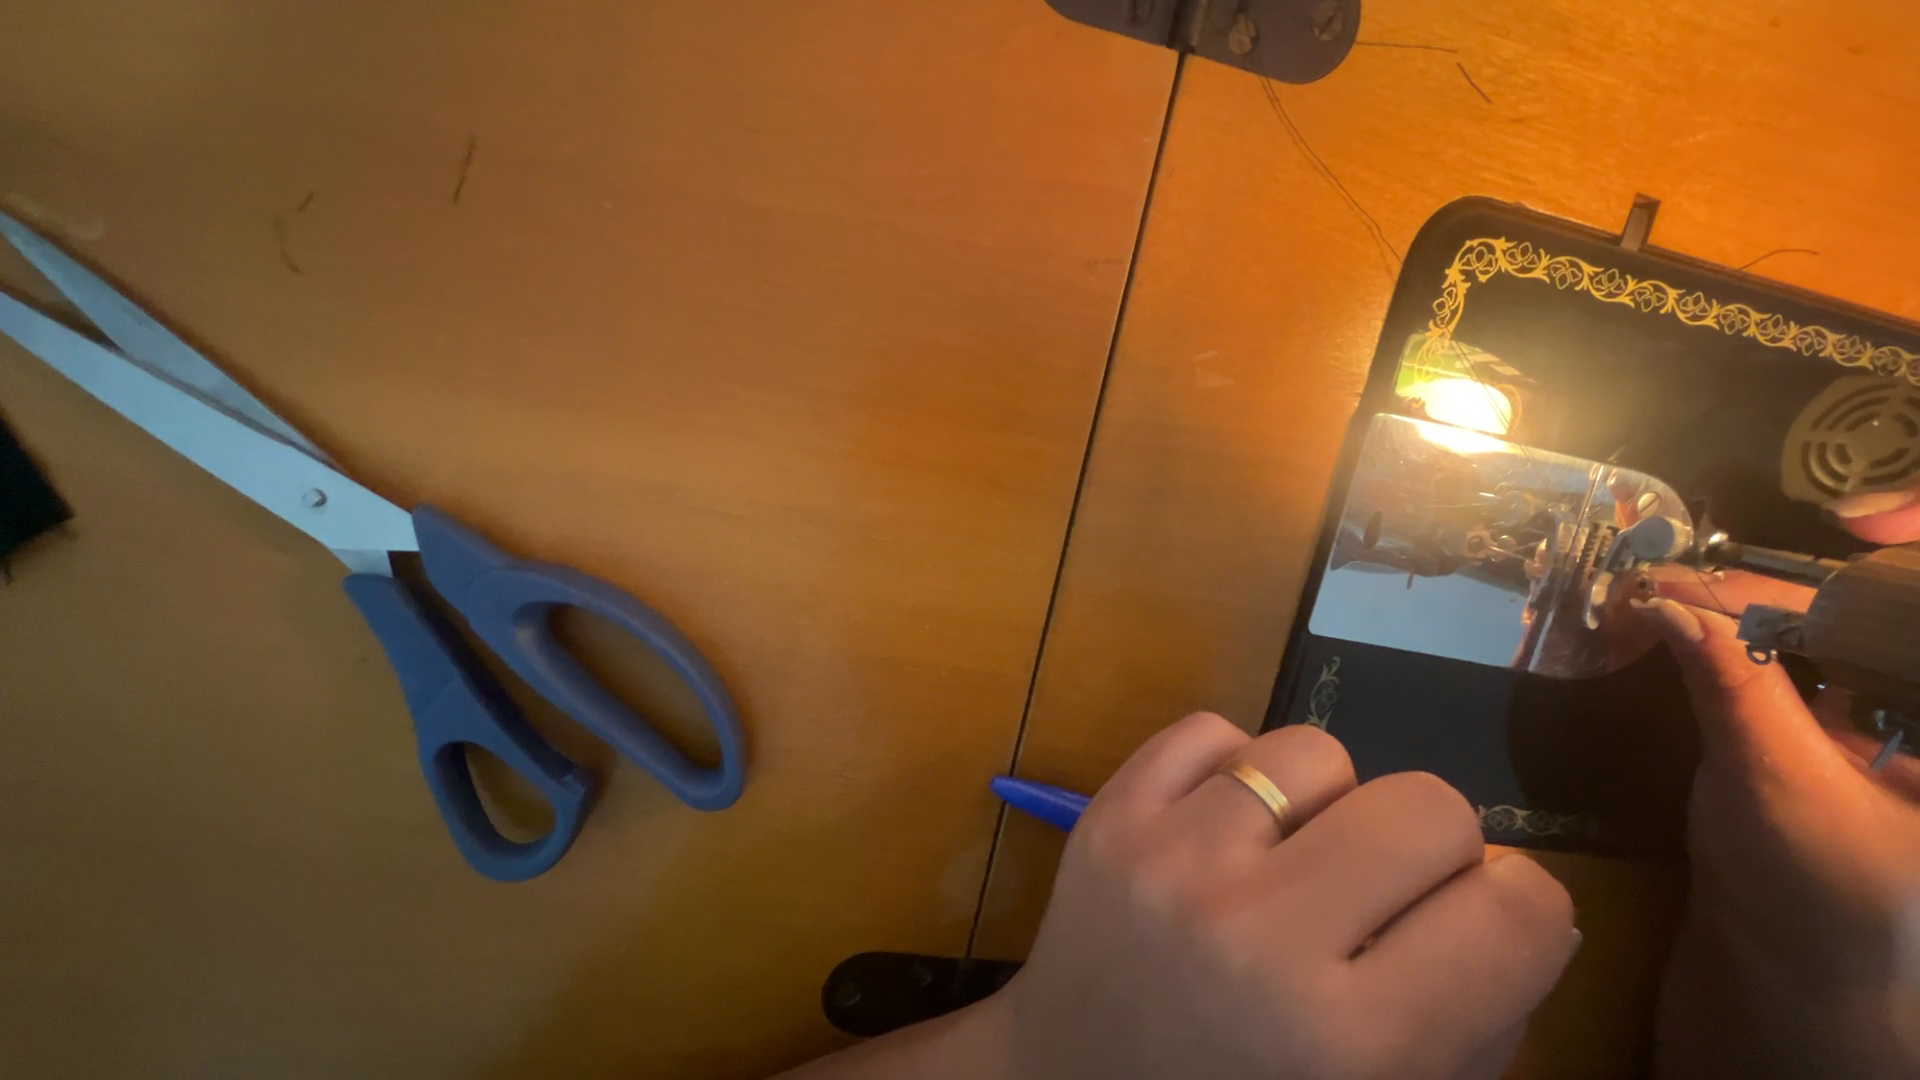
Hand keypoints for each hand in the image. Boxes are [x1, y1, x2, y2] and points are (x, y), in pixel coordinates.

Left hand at [1000, 713, 1575, 1079]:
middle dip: (1427, 844)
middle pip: (1427, 803)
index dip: (1515, 907)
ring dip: (1321, 801)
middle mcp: (1258, 932)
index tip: (1474, 919)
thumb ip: (1477, 1013)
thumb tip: (1518, 890)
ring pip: (1315, 750)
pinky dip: (1231, 766)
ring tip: (1285, 858)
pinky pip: (1210, 729)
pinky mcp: (1107, 813)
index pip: (1520, 907)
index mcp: (1354, 1042)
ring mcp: (1171, 858)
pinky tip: (1218, 826)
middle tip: (1375, 888)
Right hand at [1644, 490, 1919, 1078]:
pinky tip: (1678, 619)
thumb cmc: (1815, 892)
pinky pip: (1793, 645)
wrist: (1788, 956)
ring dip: (1750, 596)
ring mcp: (1891, 708)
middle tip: (1681, 569)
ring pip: (1835, 618)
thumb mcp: (1779, 788)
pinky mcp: (1835, 713)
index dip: (1917, 549)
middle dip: (1794, 573)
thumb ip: (1733, 687)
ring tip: (1661, 588)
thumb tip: (1663, 598)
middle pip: (1887, 602)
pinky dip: (1735, 624)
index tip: (1851, 514)